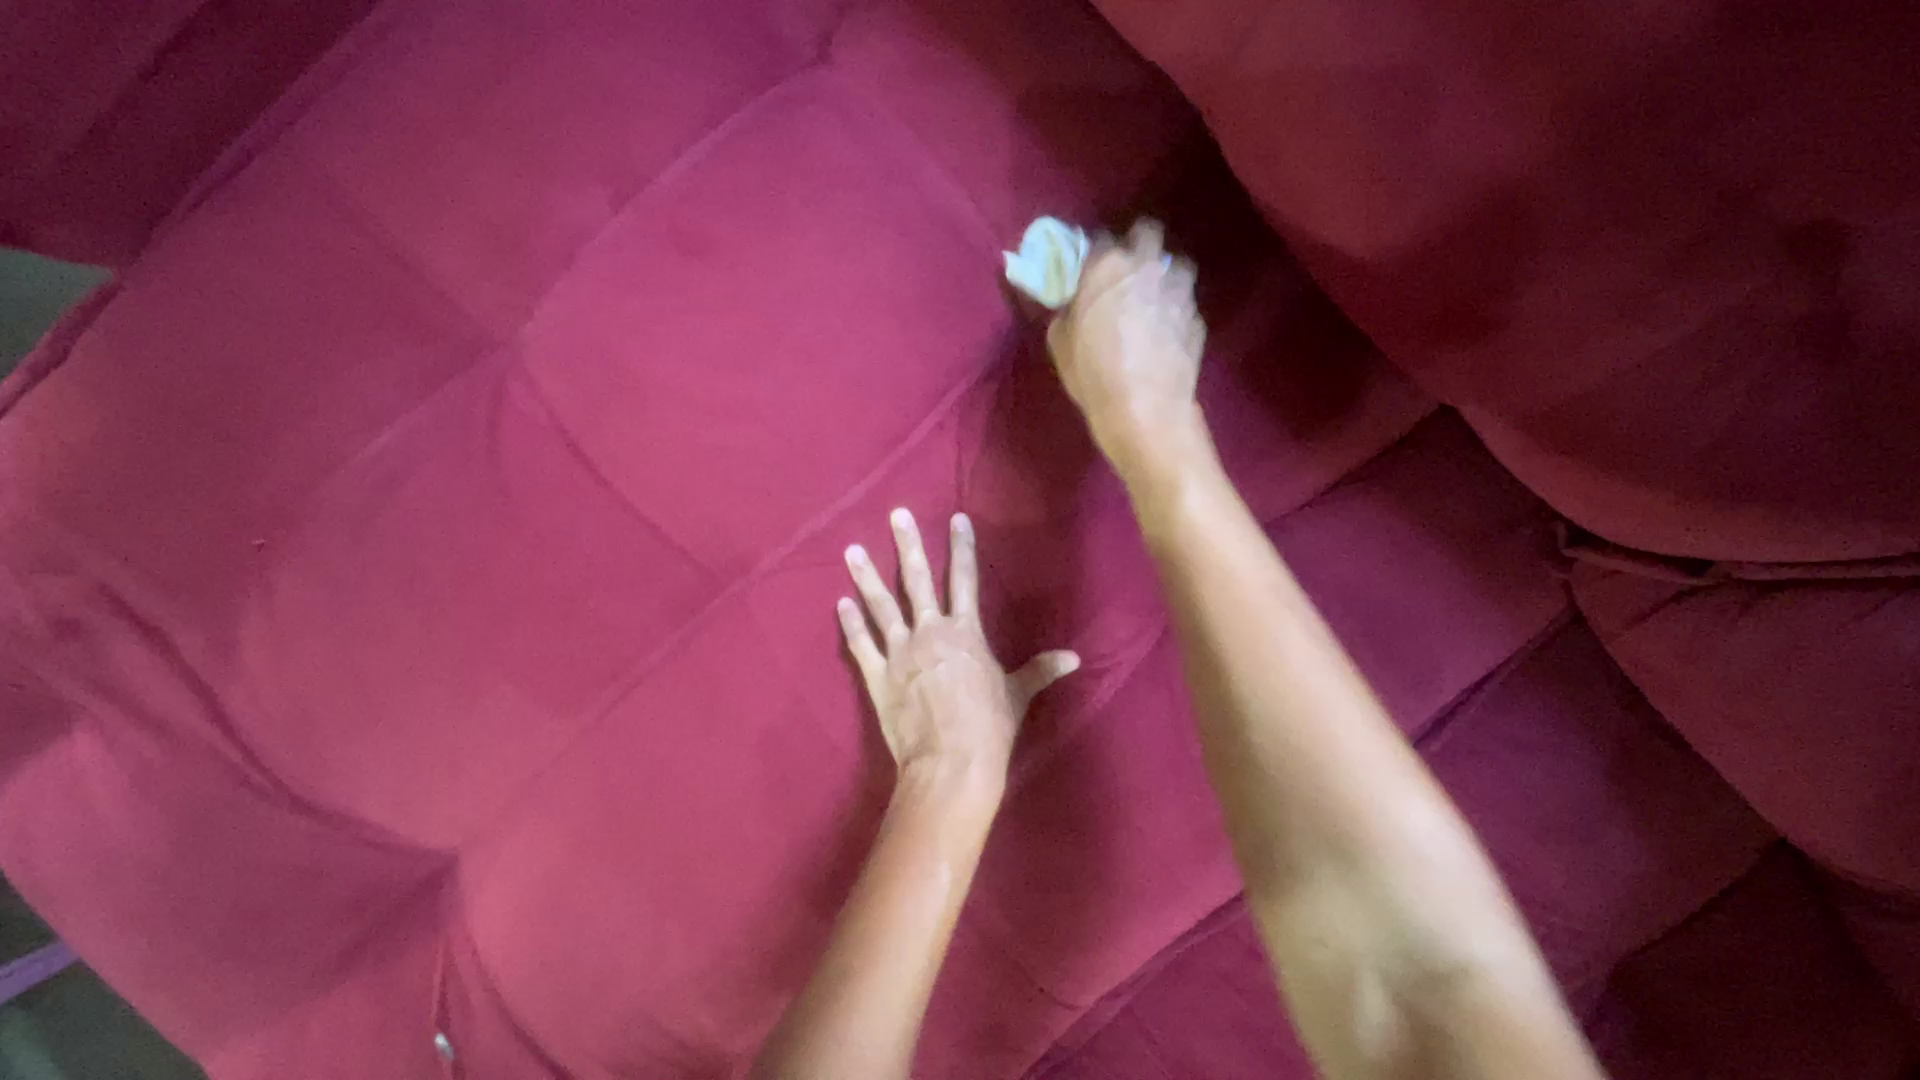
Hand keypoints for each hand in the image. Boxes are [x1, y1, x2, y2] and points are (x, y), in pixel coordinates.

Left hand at [839, 509, 1079, 802]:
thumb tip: (1074, 658)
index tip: (955, 519)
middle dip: (907, 544)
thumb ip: (1040, 670)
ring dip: (866, 576)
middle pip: (917, 580)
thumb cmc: (989, 727)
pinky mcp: (876, 675)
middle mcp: (929, 632)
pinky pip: (860, 643)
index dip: (961, 547)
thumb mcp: (1017, 694)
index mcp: (965, 632)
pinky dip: (849, 623)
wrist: (951, 761)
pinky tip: (840, 603)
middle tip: (896, 514)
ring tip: (851, 549)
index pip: (964, 579)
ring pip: (880, 605)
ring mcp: (899, 652)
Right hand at [1046, 219, 1208, 489]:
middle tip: (1127, 268)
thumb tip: (1073, 306)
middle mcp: (1147, 267)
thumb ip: (1066, 313)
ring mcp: (1179, 291)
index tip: (1090, 267)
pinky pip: (1186, 303)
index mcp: (1106, 267)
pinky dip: (1177, 310)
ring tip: (1154, 296)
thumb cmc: (1094, 375)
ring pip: (1177, 263)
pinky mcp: (1197, 318)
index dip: (1095, 251)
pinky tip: (1167, 331)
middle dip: (1138, 243)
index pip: (1100, 237)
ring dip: (1165, 273)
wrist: (1145, 410)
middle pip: (1148, 231)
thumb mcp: (1060, 344)